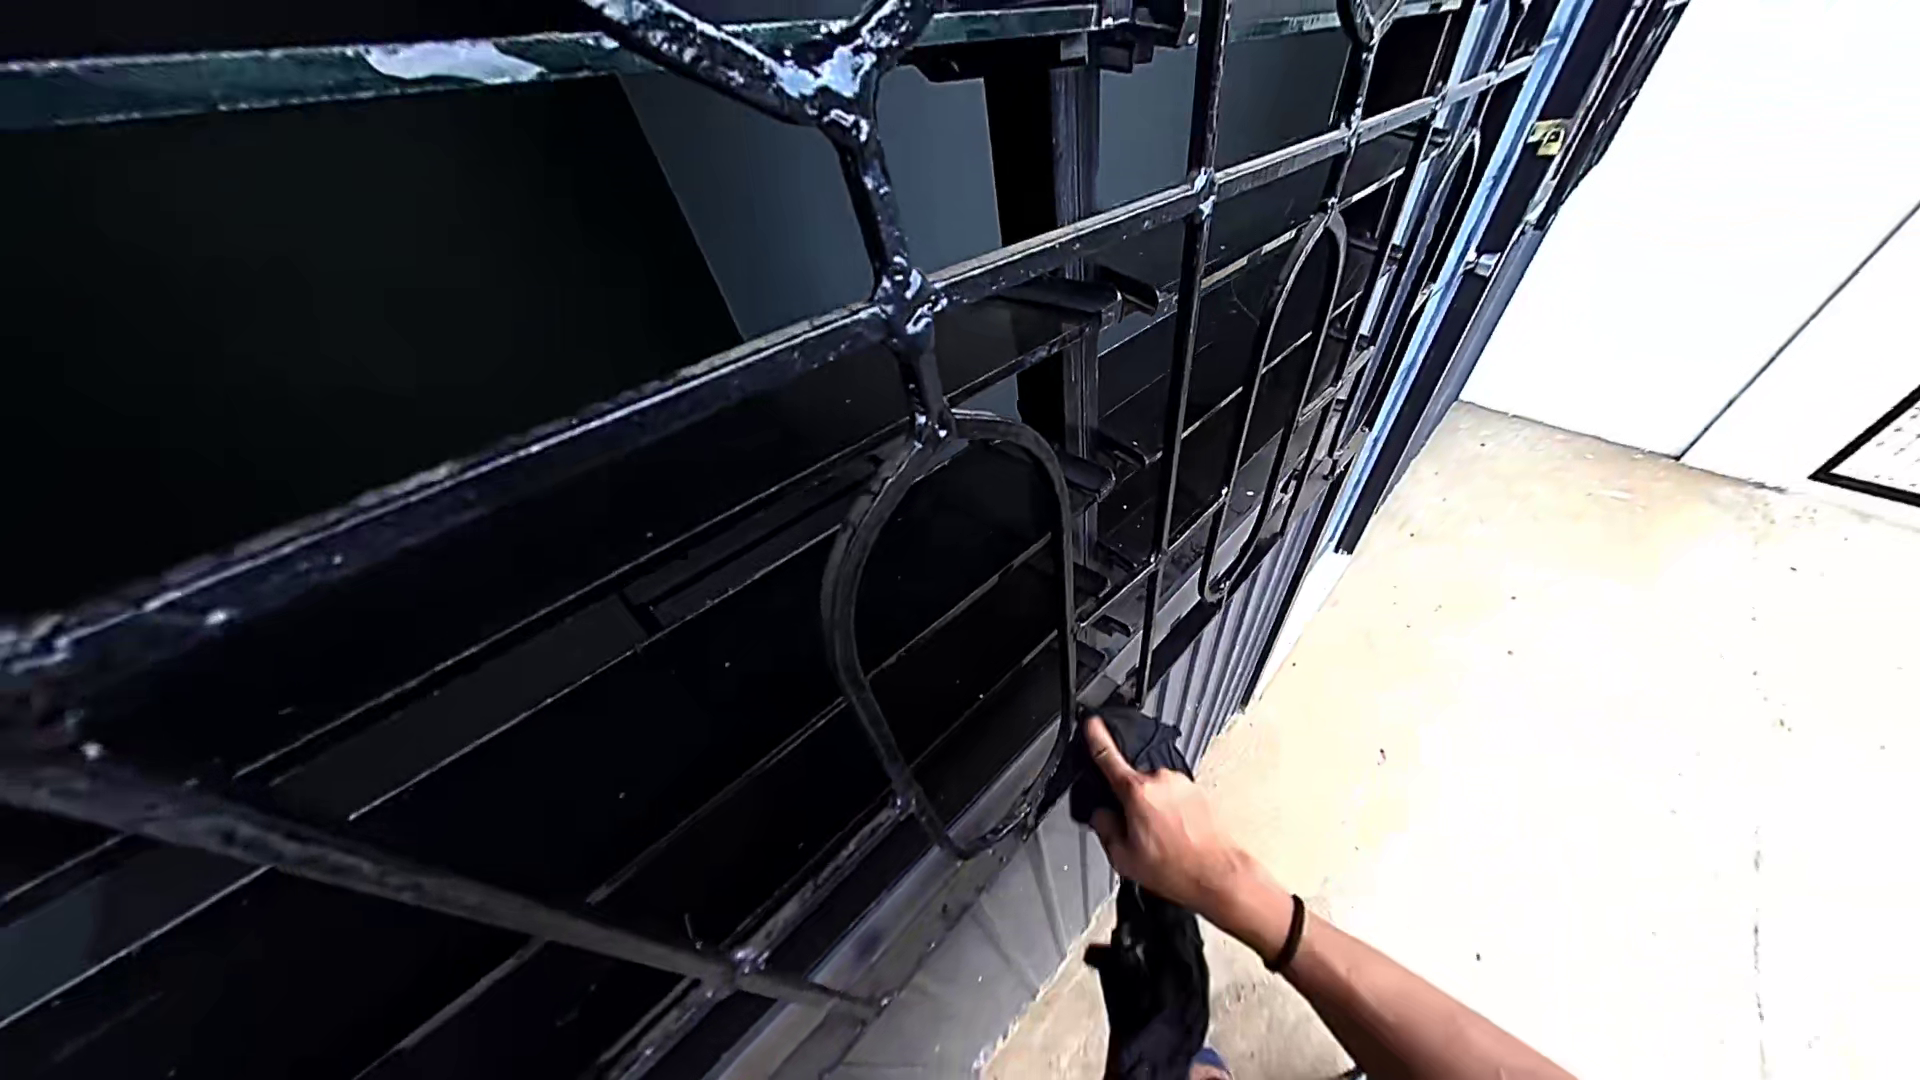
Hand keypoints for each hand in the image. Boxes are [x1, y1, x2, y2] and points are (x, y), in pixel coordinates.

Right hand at [1084, 714, 1254, 919]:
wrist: (1222, 878)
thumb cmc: (1178, 870)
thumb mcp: (1124, 858)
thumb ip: (1104, 828)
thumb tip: (1102, 815)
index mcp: (1136, 791)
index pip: (1107, 755)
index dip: (1096, 736)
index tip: (1092, 722)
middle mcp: (1160, 779)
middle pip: (1134, 782)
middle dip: (1133, 802)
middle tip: (1141, 832)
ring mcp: (1182, 784)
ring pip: (1156, 790)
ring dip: (1156, 808)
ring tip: (1166, 841)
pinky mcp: (1199, 792)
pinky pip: (1177, 797)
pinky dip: (1175, 813)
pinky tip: (1180, 838)